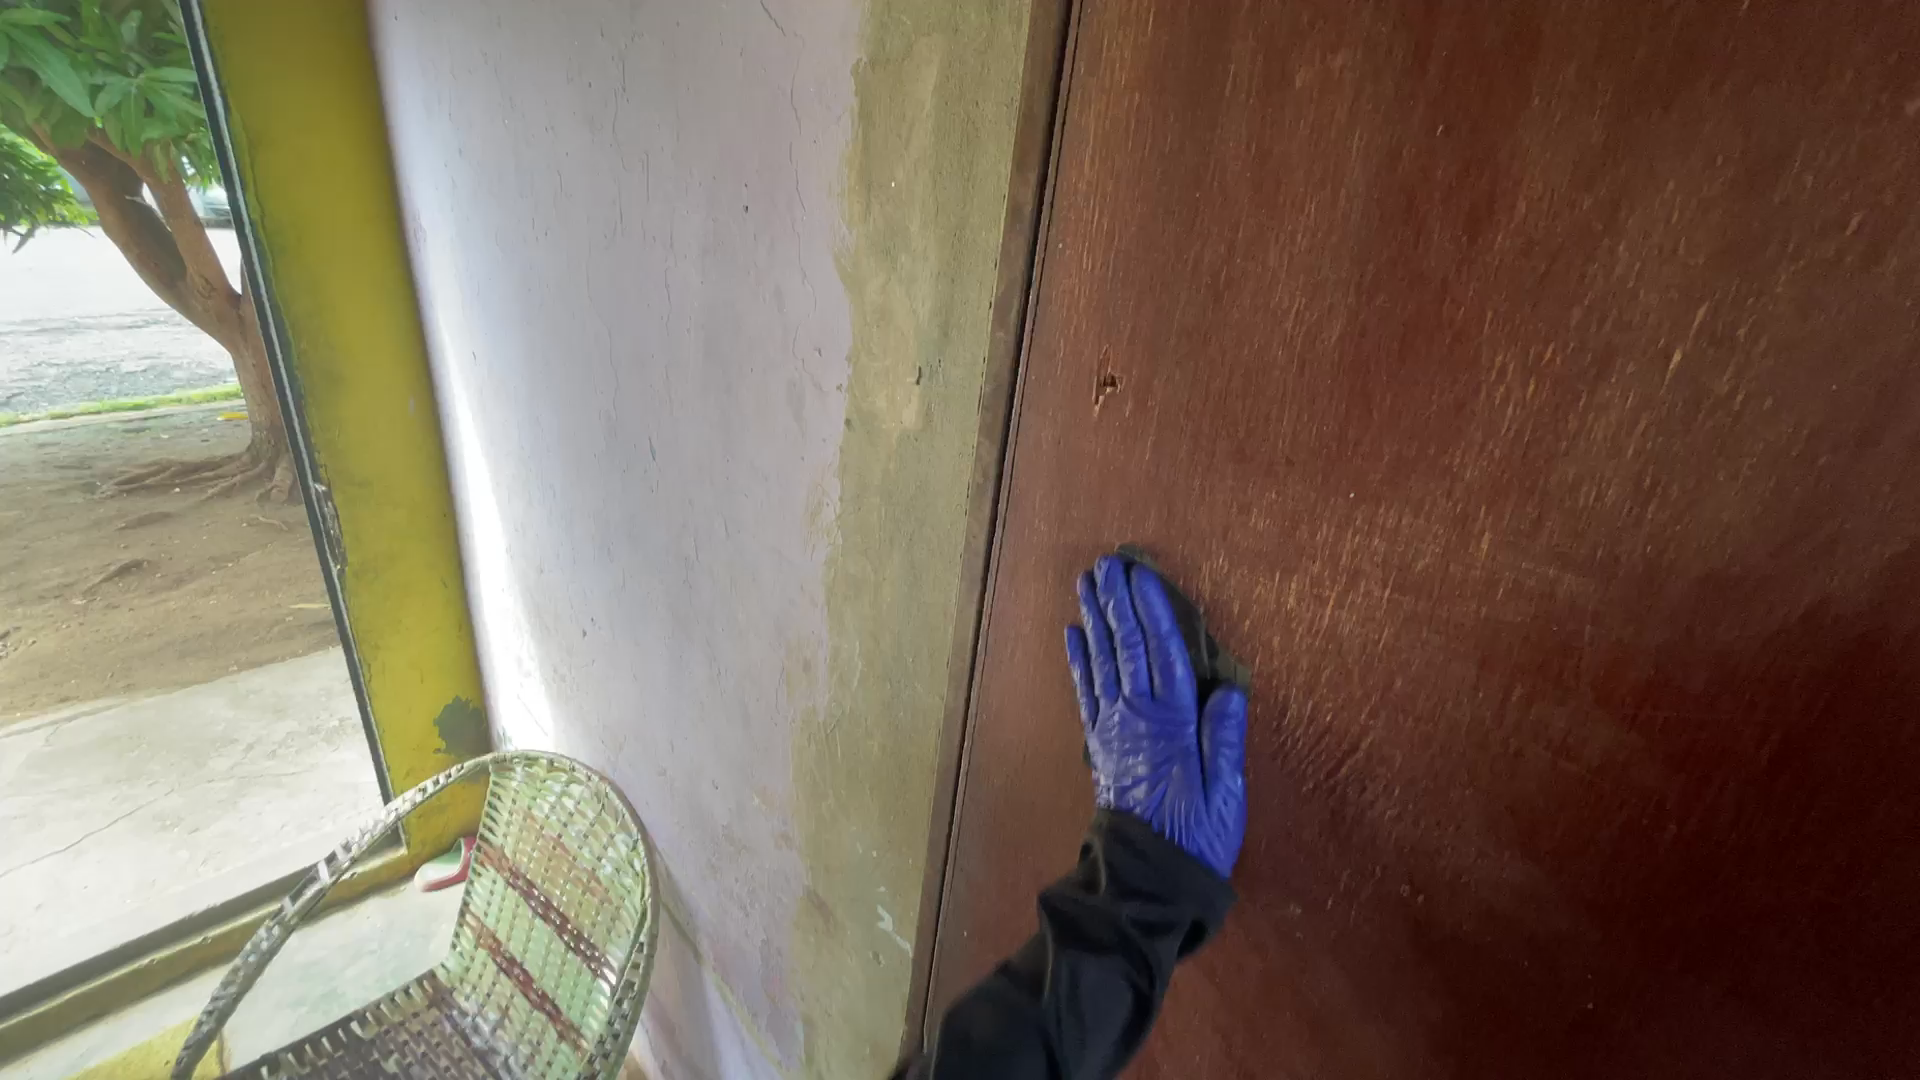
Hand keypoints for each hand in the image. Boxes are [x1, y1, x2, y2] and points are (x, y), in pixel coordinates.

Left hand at [1065, 555, 1246, 878]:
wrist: (1146, 873)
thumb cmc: (1196, 834)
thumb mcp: (1225, 793)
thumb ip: (1224, 738)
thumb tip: (1228, 687)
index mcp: (1171, 721)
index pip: (1161, 651)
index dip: (1150, 610)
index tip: (1140, 575)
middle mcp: (1135, 714)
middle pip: (1125, 646)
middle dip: (1115, 601)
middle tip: (1105, 564)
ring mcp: (1110, 725)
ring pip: (1101, 660)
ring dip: (1093, 619)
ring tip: (1084, 584)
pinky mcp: (1097, 739)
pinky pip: (1084, 691)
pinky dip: (1077, 660)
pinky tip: (1072, 633)